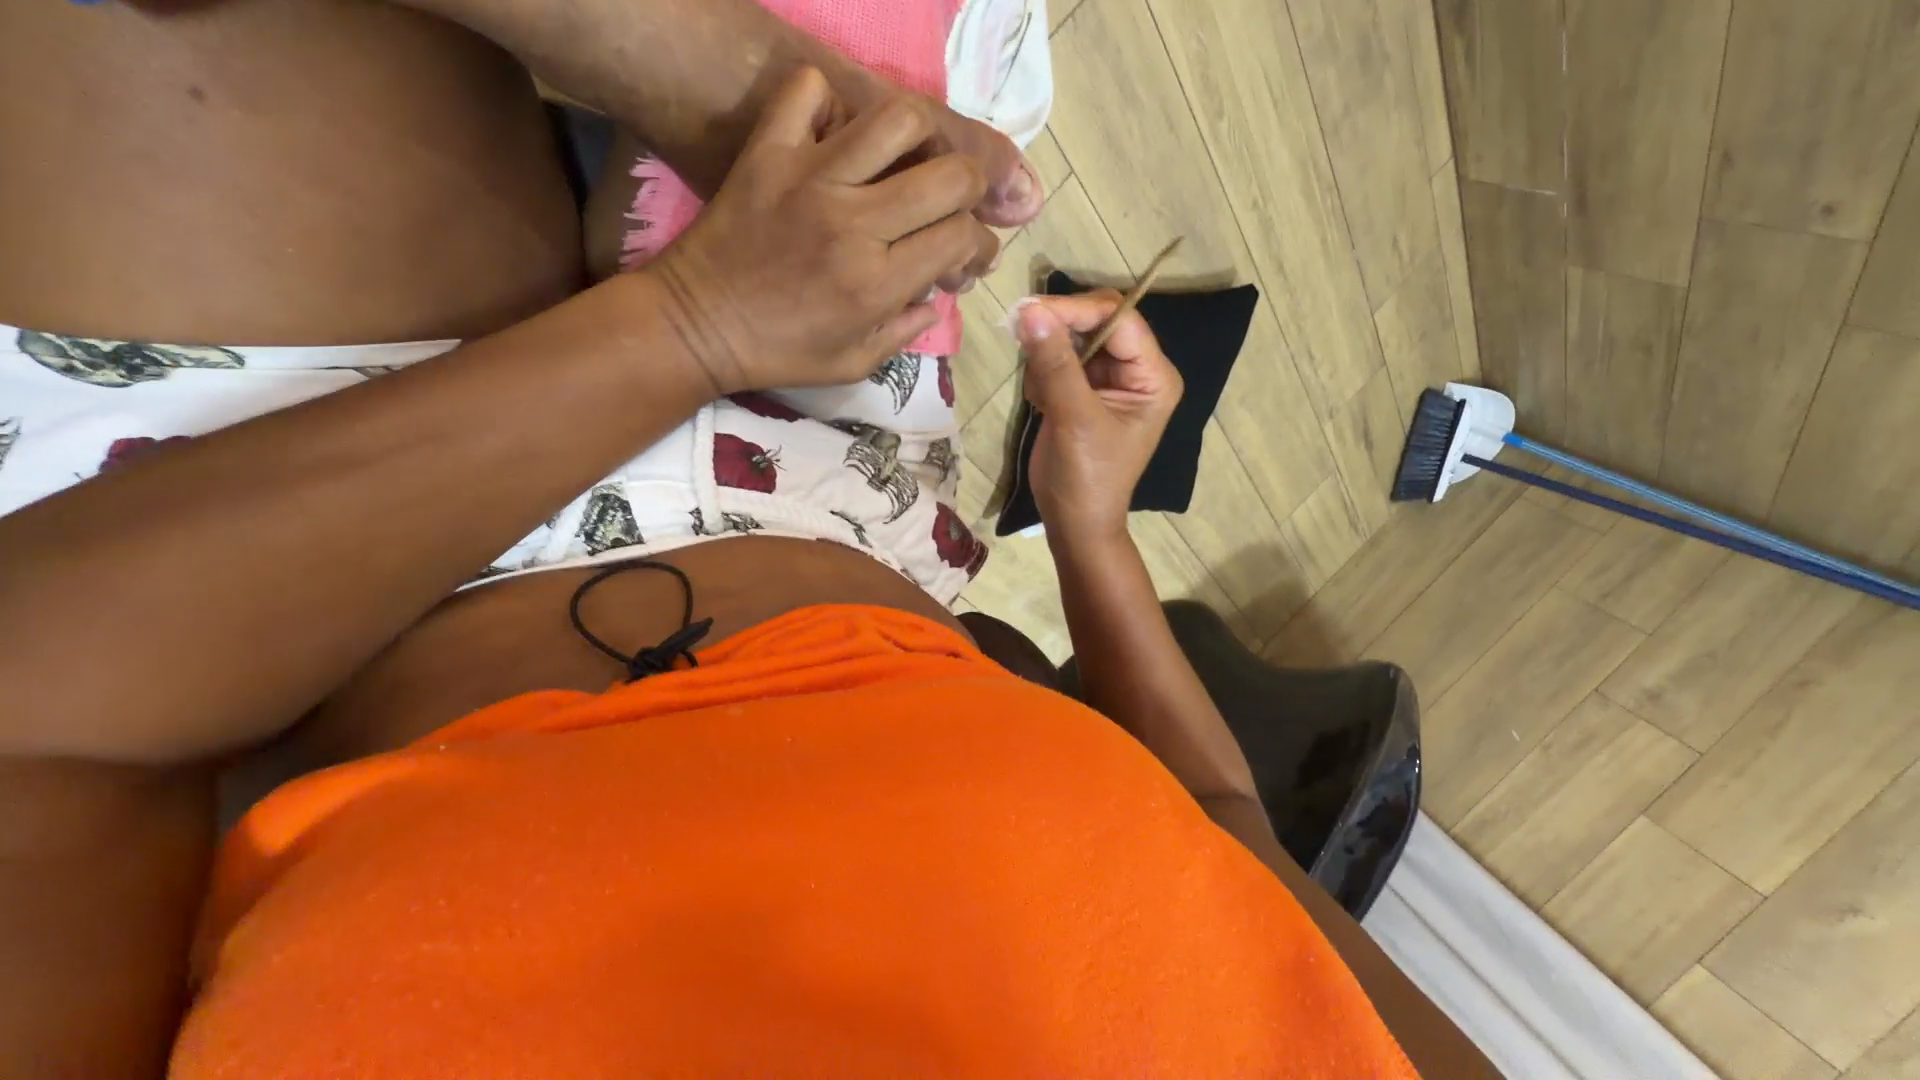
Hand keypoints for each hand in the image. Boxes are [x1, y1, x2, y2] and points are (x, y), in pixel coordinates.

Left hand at [652, 67, 1001, 395]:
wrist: (695, 327)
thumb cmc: (779, 353)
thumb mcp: (854, 364)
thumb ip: (907, 331)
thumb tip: (940, 294)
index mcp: (877, 284)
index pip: (961, 236)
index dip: (979, 244)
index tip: (968, 253)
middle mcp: (854, 223)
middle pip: (951, 175)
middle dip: (970, 186)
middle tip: (955, 200)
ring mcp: (810, 179)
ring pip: (897, 120)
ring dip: (920, 135)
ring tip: (909, 157)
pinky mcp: (769, 151)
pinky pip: (808, 90)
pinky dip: (829, 100)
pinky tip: (837, 133)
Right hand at [1016, 291, 1182, 540]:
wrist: (1074, 523)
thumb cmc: (1086, 478)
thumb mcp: (1074, 420)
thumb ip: (1055, 364)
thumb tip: (1030, 312)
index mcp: (1153, 376)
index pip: (1120, 320)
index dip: (1078, 310)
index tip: (1031, 312)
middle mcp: (1136, 371)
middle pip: (1097, 321)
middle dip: (1060, 327)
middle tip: (1020, 332)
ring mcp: (1108, 380)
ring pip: (1074, 337)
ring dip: (1048, 353)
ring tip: (1040, 393)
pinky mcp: (1082, 390)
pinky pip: (1059, 358)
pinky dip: (1042, 371)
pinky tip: (1041, 403)